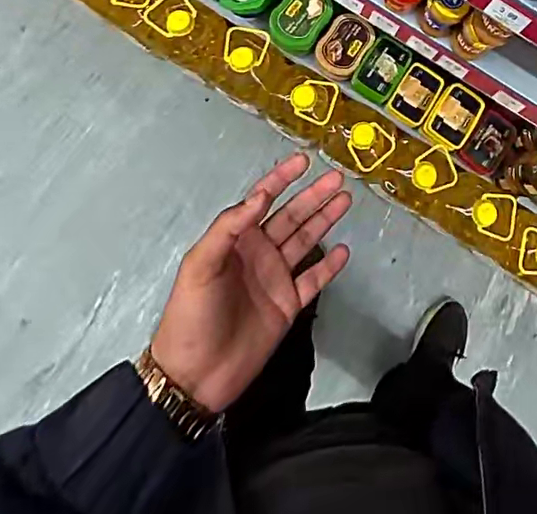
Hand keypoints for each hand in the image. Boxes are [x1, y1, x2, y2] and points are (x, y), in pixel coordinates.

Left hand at [149, 153, 351, 412]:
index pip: (263, 199)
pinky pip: (313, 280)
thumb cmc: (191, 316)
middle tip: (337, 177)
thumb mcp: (200, 265)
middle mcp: (259, 253)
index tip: (303, 160)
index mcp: (237, 240)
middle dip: (314, 195)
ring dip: (325, 219)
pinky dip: (329, 266)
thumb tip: (260, 196)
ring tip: (345, 200)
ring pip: (306, 240)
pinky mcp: (287, 305)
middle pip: (292, 216)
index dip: (282, 178)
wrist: (194, 376)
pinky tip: (344, 251)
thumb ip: (228, 227)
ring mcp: (275, 278)